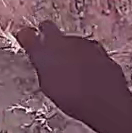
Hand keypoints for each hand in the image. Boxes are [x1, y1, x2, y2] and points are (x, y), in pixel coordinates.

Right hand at [14, 21, 131, 130]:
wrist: (106, 102)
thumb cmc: (73, 98)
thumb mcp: (48, 85)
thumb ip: (42, 66)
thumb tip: (39, 58)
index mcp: (46, 49)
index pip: (29, 35)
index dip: (26, 35)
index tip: (25, 36)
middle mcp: (65, 41)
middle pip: (51, 30)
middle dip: (47, 36)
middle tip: (46, 48)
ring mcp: (85, 44)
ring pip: (71, 41)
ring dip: (68, 50)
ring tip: (68, 69)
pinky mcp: (101, 51)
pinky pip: (88, 51)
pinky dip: (84, 58)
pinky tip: (85, 73)